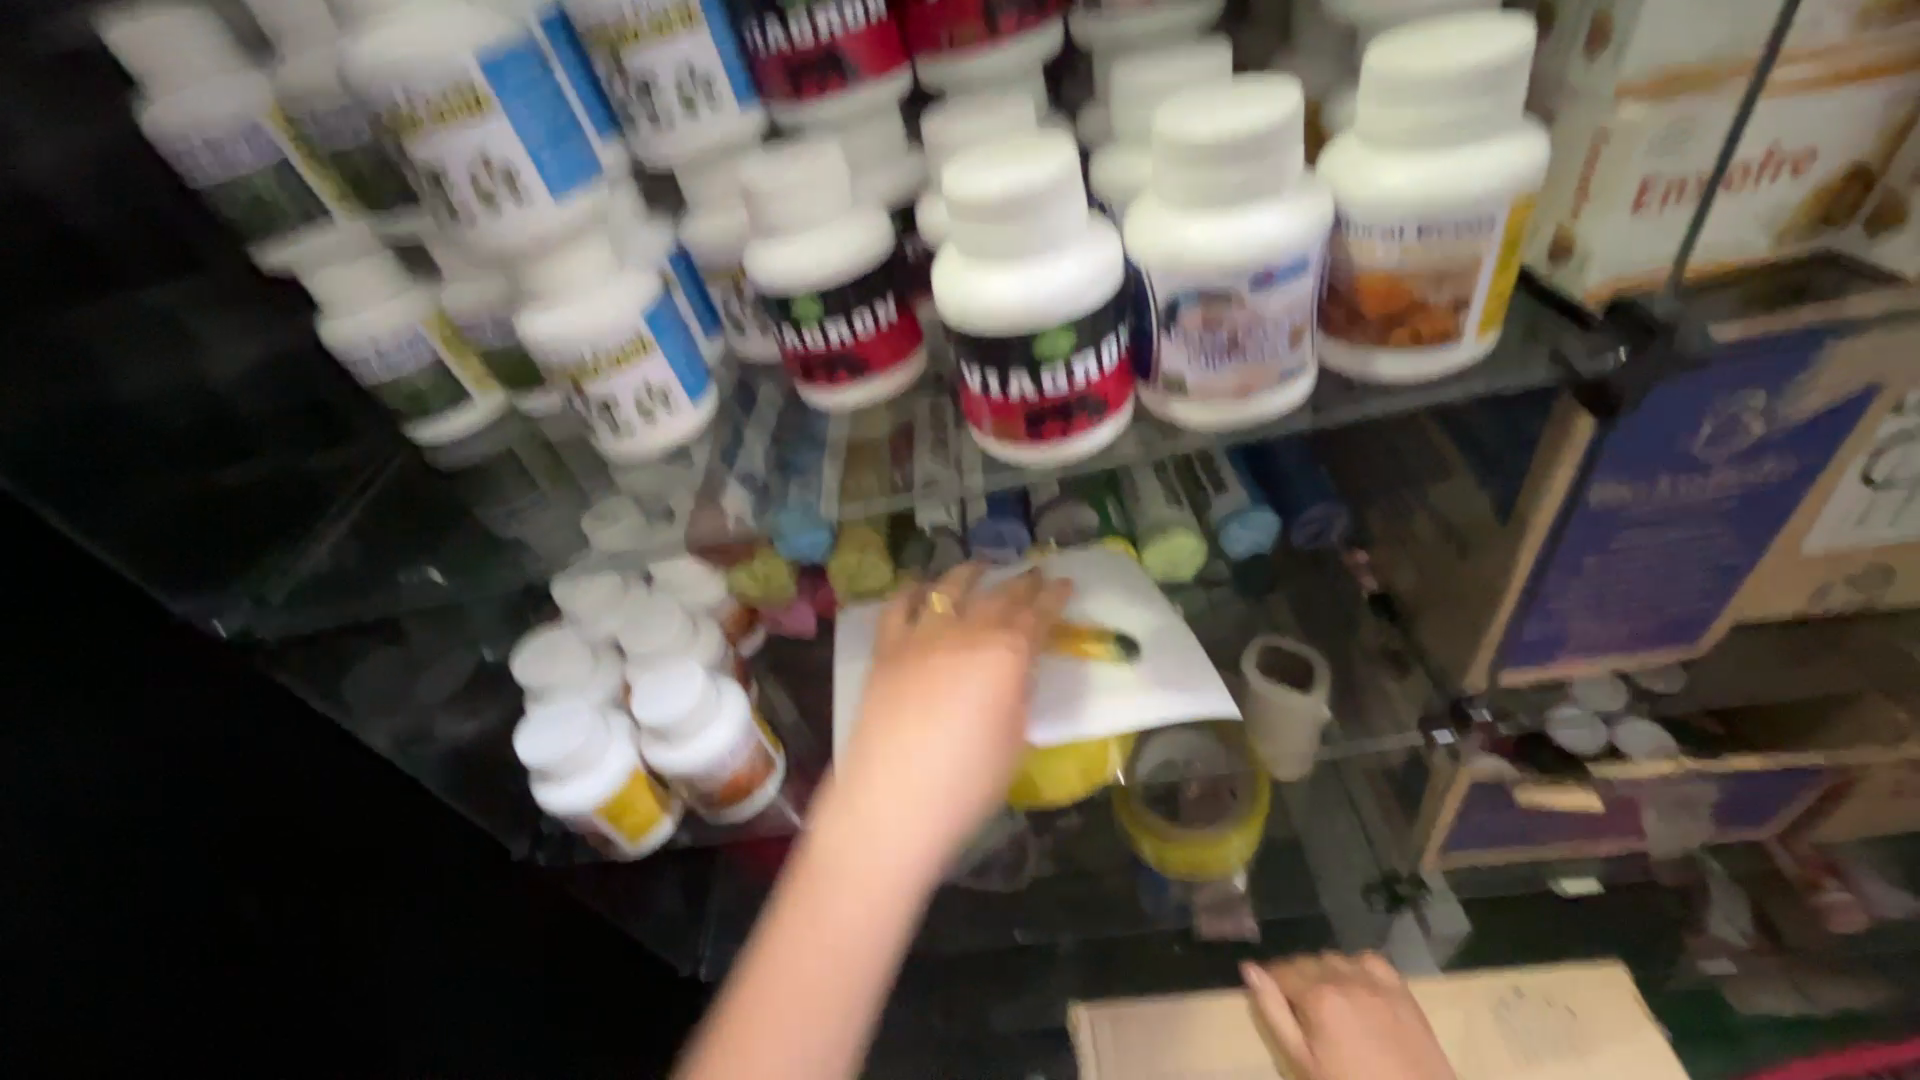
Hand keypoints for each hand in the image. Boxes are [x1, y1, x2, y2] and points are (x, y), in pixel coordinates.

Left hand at [823, 563, 1071, 876]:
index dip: (1054, 598)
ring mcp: (921, 637)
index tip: (1065, 583)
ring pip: (948, 590)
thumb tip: (1017, 671)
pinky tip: (920, 587)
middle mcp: (965, 633)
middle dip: (1021, 584)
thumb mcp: (1015, 738)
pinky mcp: (886, 650)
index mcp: (1006, 654)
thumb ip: (1018, 694)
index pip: (1037, 616)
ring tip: (981, 566)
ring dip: (969, 574)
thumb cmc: (967, 781)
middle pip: (998, 598)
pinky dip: (912, 591)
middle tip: (1036, 574)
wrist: (893, 799)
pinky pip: (898, 607)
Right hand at [1242, 953, 1454, 1079]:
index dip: (1273, 983)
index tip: (1274, 999)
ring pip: (1336, 958)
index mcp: (1317, 997)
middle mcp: (1344, 979)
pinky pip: (1370, 960)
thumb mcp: (1302, 1061)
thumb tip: (1250, 970)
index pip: (1281, 971)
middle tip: (1301, 1010)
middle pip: (1307, 961)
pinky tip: (1357, 989)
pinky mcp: (1401, 991)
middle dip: (1297, 978)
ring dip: (1325, 972)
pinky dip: (1358, 967)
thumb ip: (1273, 1012)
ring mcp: (1376, 983)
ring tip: (1329, 1002)